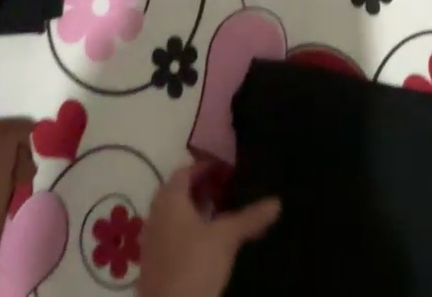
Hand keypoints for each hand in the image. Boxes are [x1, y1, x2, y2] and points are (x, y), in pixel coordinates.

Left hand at [136, 164, 280, 296]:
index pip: (185, 171)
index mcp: (169, 200)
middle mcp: (157, 215)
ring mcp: (155, 241)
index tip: (230, 169)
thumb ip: (250, 218)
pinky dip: (194, 231)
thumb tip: (277, 202)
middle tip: (232, 189)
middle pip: (180, 192)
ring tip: (227, 214)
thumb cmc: (194, 264)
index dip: (207, 167)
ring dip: (200, 211)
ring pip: (178, 216)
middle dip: (205, 188)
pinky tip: (214, 242)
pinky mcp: (158, 264)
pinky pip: (176, 236)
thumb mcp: (226, 238)